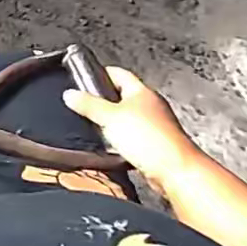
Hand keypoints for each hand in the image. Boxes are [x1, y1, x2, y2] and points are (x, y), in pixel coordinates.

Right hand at [64, 67, 203, 190]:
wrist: (176, 172)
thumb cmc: (150, 139)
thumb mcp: (110, 117)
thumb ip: (89, 105)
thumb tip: (70, 94)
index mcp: (142, 91)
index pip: (119, 74)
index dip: (102, 73)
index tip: (87, 76)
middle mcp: (151, 106)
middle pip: (123, 97)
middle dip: (105, 101)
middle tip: (87, 106)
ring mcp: (155, 126)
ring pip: (128, 119)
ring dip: (114, 124)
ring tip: (98, 130)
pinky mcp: (156, 146)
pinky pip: (134, 139)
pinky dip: (122, 142)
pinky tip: (113, 149)